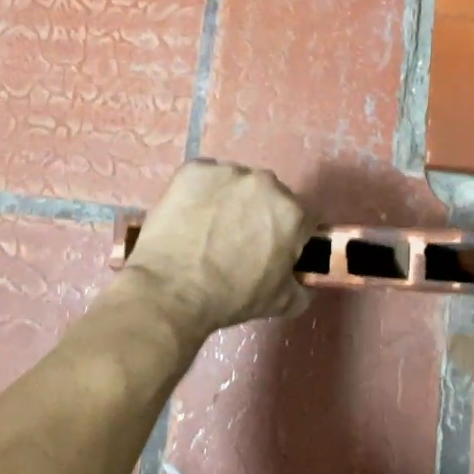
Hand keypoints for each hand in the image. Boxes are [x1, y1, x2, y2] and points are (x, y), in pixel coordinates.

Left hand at [116, 160, 312, 340]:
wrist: (172, 290)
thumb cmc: (231, 297)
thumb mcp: (280, 303)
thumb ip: (300, 288)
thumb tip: (301, 283)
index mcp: (292, 213)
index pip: (301, 218)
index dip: (288, 235)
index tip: (271, 249)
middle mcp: (264, 183)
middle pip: (268, 195)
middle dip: (257, 213)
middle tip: (237, 239)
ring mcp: (227, 172)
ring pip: (235, 183)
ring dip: (228, 200)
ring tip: (208, 227)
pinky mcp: (193, 169)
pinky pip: (203, 178)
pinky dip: (199, 192)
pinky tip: (188, 215)